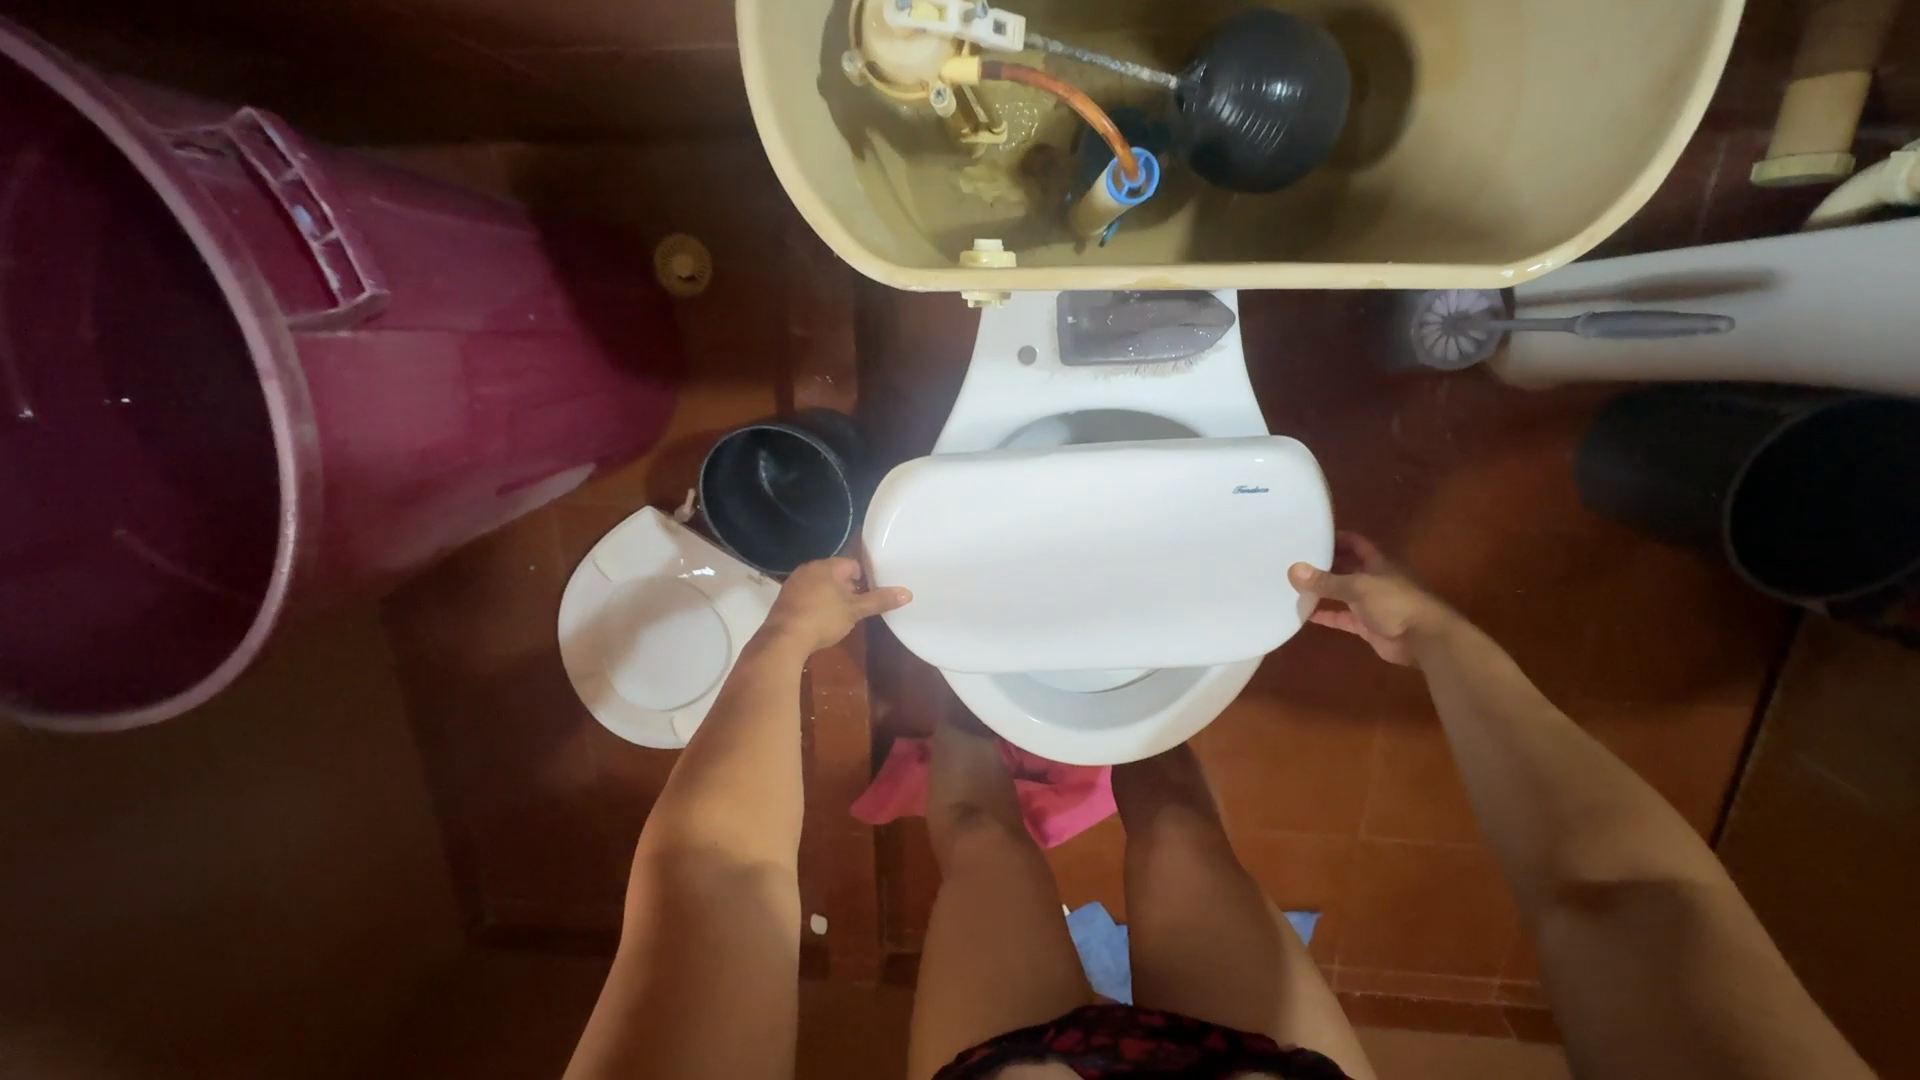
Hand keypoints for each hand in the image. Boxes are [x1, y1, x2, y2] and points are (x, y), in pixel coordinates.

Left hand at [759, 557, 910, 654]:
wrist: (783, 640)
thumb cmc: (822, 619)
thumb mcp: (854, 611)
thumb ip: (879, 600)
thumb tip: (907, 592)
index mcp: (825, 566)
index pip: (852, 564)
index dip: (864, 578)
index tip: (870, 594)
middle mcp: (807, 570)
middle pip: (835, 575)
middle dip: (847, 589)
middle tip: (858, 607)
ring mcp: (792, 585)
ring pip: (819, 586)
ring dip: (831, 598)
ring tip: (841, 616)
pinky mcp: (783, 601)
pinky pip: (806, 598)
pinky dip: (815, 606)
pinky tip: (820, 622)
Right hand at [1288, 533, 1454, 666]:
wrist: (1422, 639)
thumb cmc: (1395, 603)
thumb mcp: (1358, 587)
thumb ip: (1326, 580)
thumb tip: (1293, 569)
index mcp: (1378, 563)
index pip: (1355, 543)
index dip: (1337, 538)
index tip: (1311, 536)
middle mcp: (1374, 580)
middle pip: (1346, 567)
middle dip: (1324, 565)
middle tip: (1295, 561)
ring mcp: (1370, 604)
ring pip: (1342, 593)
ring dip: (1322, 591)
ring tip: (1294, 586)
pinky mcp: (1366, 625)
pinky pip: (1341, 617)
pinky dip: (1325, 615)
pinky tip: (1304, 614)